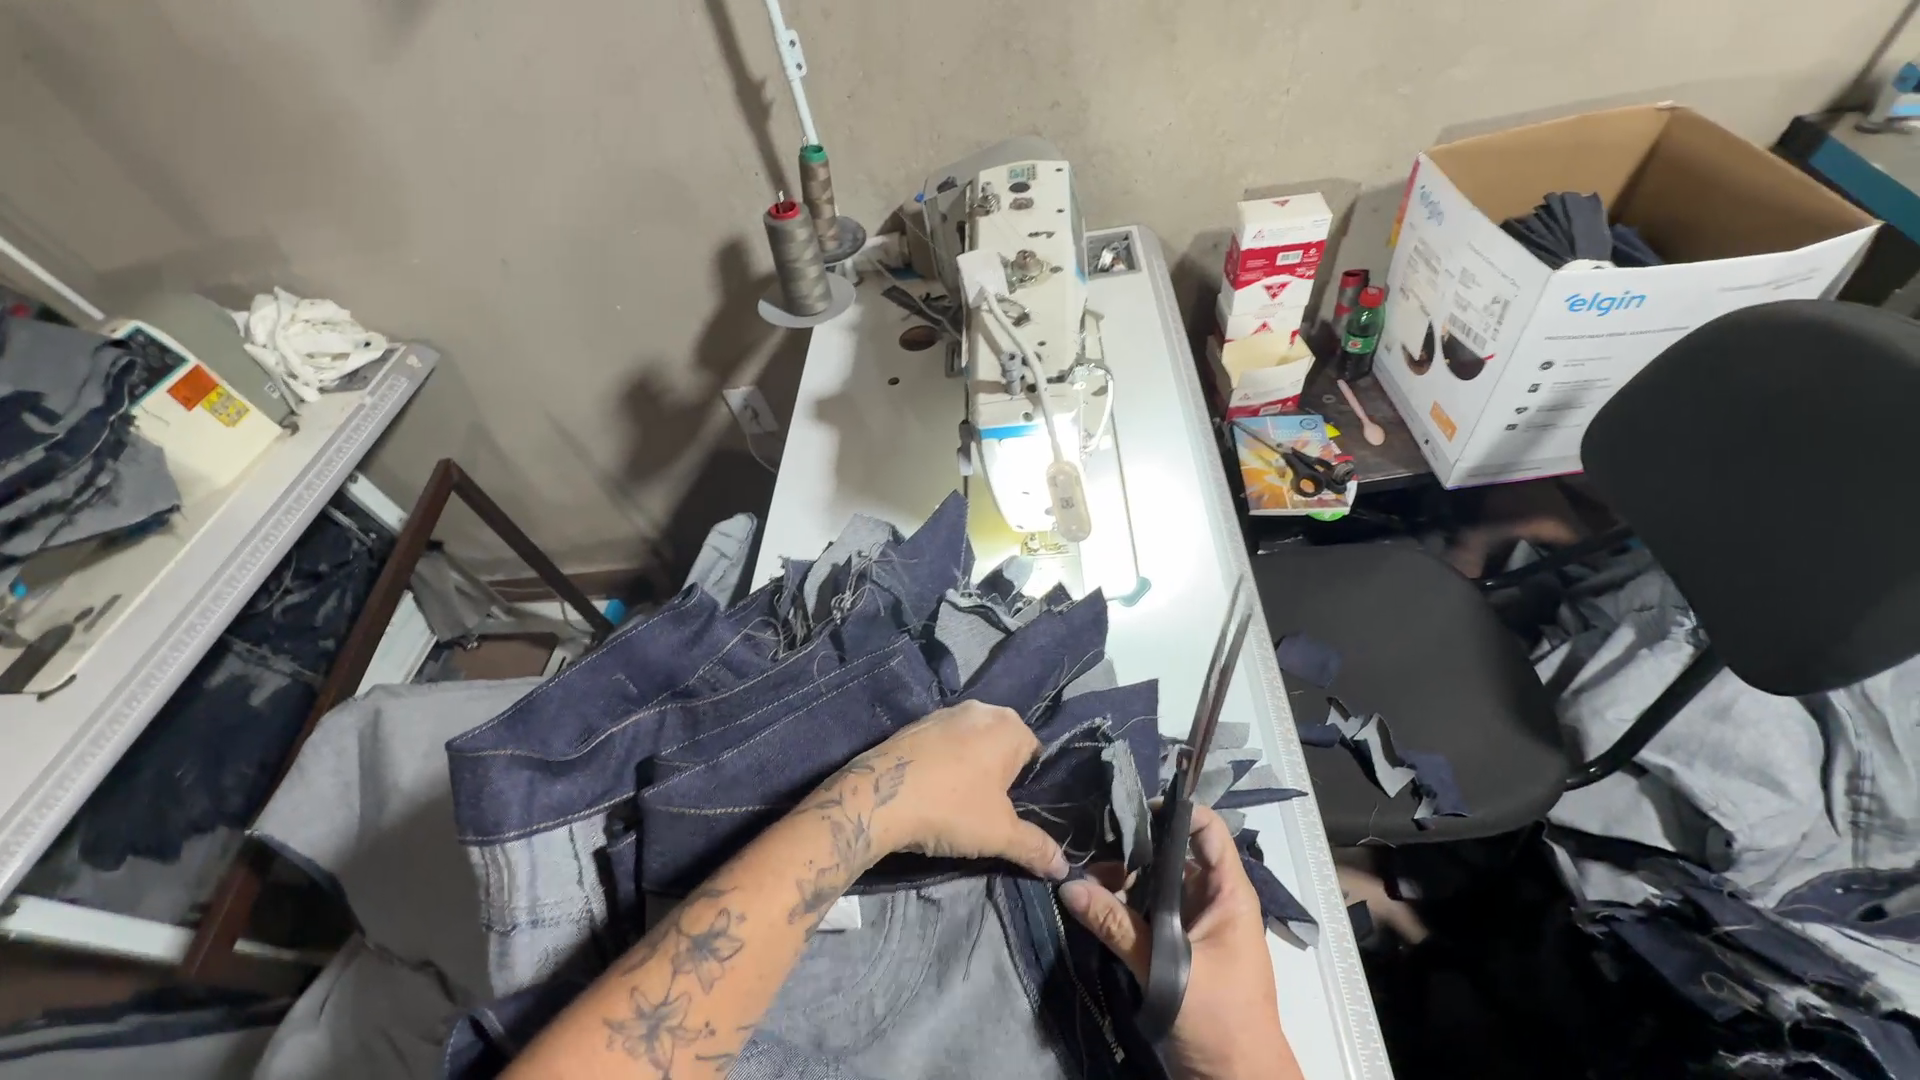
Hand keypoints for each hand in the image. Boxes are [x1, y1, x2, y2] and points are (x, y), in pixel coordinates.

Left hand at [860, 701, 1068, 879]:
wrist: (878, 798)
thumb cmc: (951, 808)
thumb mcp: (1000, 834)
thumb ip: (1036, 847)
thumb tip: (1065, 868)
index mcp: (1009, 725)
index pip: (1035, 755)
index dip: (1029, 786)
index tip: (1017, 813)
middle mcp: (981, 709)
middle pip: (1002, 747)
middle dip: (999, 776)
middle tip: (991, 812)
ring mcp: (944, 713)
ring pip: (971, 745)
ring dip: (970, 769)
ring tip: (960, 804)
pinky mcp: (915, 724)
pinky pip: (943, 745)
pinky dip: (944, 764)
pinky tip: (934, 790)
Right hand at [1057, 804, 1299, 1079]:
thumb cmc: (1220, 1020)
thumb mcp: (1168, 970)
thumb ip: (1118, 925)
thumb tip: (1069, 885)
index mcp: (1228, 893)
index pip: (1207, 829)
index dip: (1174, 810)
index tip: (1128, 809)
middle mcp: (1209, 900)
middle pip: (1170, 854)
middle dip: (1131, 847)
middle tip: (1086, 841)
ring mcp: (1191, 924)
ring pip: (1153, 884)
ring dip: (1120, 879)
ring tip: (1079, 871)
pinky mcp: (1173, 949)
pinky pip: (1145, 914)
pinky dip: (1120, 906)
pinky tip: (1088, 901)